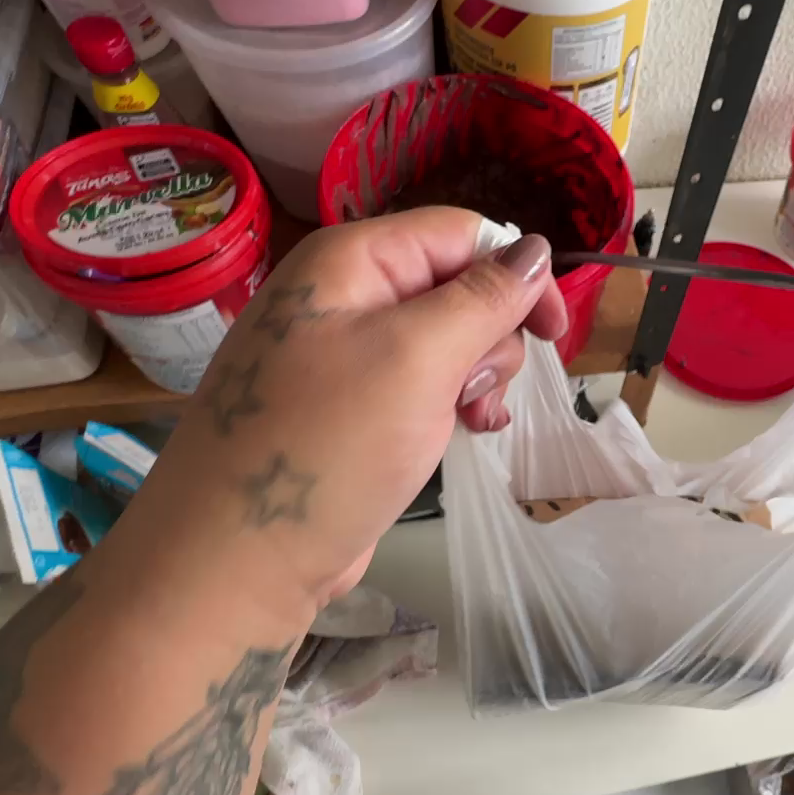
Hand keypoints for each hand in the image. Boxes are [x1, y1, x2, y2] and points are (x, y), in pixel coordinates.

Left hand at [122, 207, 566, 607]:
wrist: (237, 560)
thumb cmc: (328, 446)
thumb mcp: (417, 359)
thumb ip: (483, 298)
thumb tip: (537, 249)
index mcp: (352, 260)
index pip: (461, 234)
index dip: (518, 274)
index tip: (555, 333)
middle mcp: (349, 294)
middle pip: (461, 286)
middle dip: (491, 337)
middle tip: (472, 390)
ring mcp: (352, 351)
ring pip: (454, 338)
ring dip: (479, 376)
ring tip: (468, 419)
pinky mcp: (360, 401)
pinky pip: (430, 379)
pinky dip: (458, 400)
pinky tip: (465, 431)